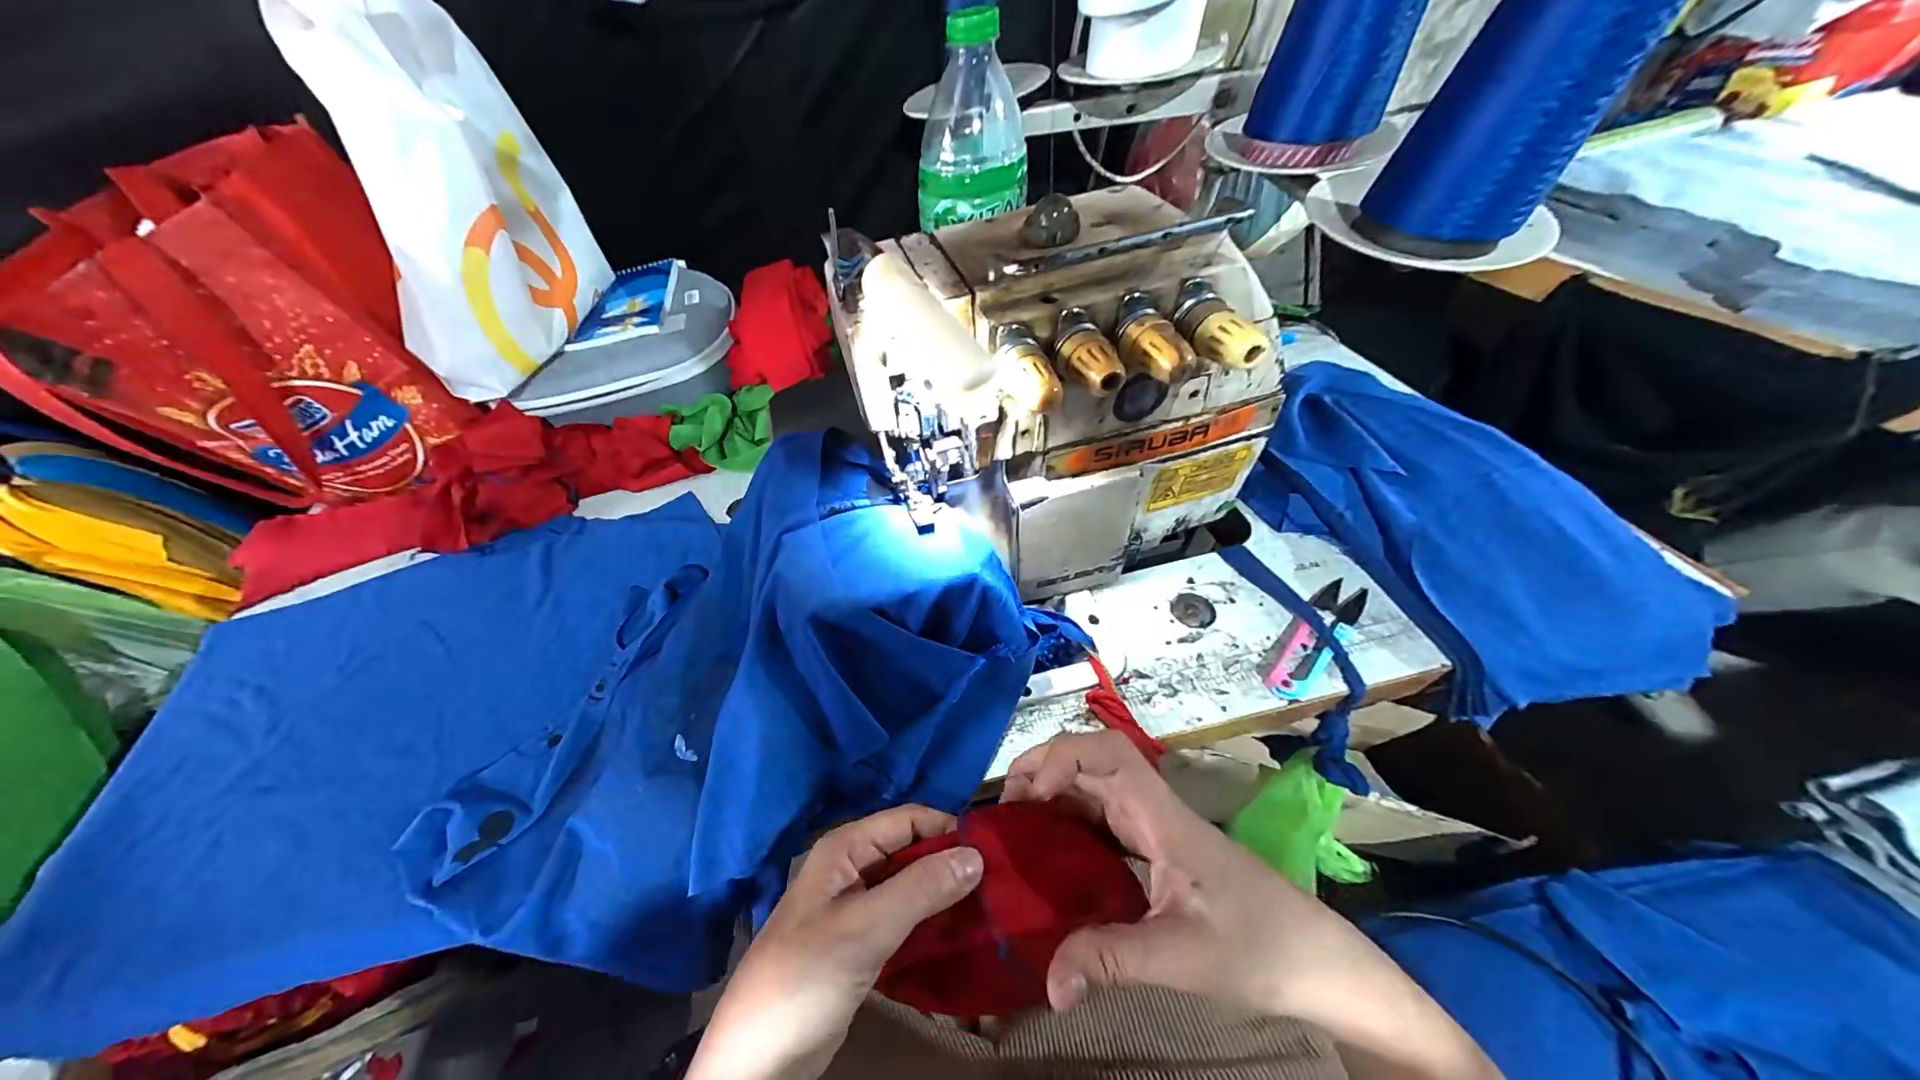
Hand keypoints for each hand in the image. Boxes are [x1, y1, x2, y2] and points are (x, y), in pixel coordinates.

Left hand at [686, 805, 983, 1079]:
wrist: (759, 1059)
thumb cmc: (806, 976)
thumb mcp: (866, 928)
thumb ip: (921, 888)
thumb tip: (977, 855)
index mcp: (846, 848)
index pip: (909, 820)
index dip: (949, 830)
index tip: (993, 854)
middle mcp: (852, 869)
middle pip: (912, 852)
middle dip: (951, 865)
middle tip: (998, 887)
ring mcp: (857, 908)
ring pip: (912, 887)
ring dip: (945, 896)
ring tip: (989, 911)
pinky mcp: (863, 944)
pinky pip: (905, 920)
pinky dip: (931, 924)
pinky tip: (961, 936)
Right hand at [1003, 731, 1500, 1079]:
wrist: (1315, 961)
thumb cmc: (1257, 946)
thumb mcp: (1180, 956)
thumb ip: (1110, 960)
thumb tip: (1048, 982)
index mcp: (1160, 815)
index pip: (1108, 753)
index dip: (1061, 757)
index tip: (1028, 796)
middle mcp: (1154, 809)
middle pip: (1092, 760)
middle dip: (1044, 768)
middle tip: (1005, 807)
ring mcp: (1155, 827)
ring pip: (1095, 787)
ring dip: (1054, 792)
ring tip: (1016, 826)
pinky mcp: (1156, 848)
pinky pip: (1102, 818)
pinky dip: (1070, 821)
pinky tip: (1052, 854)